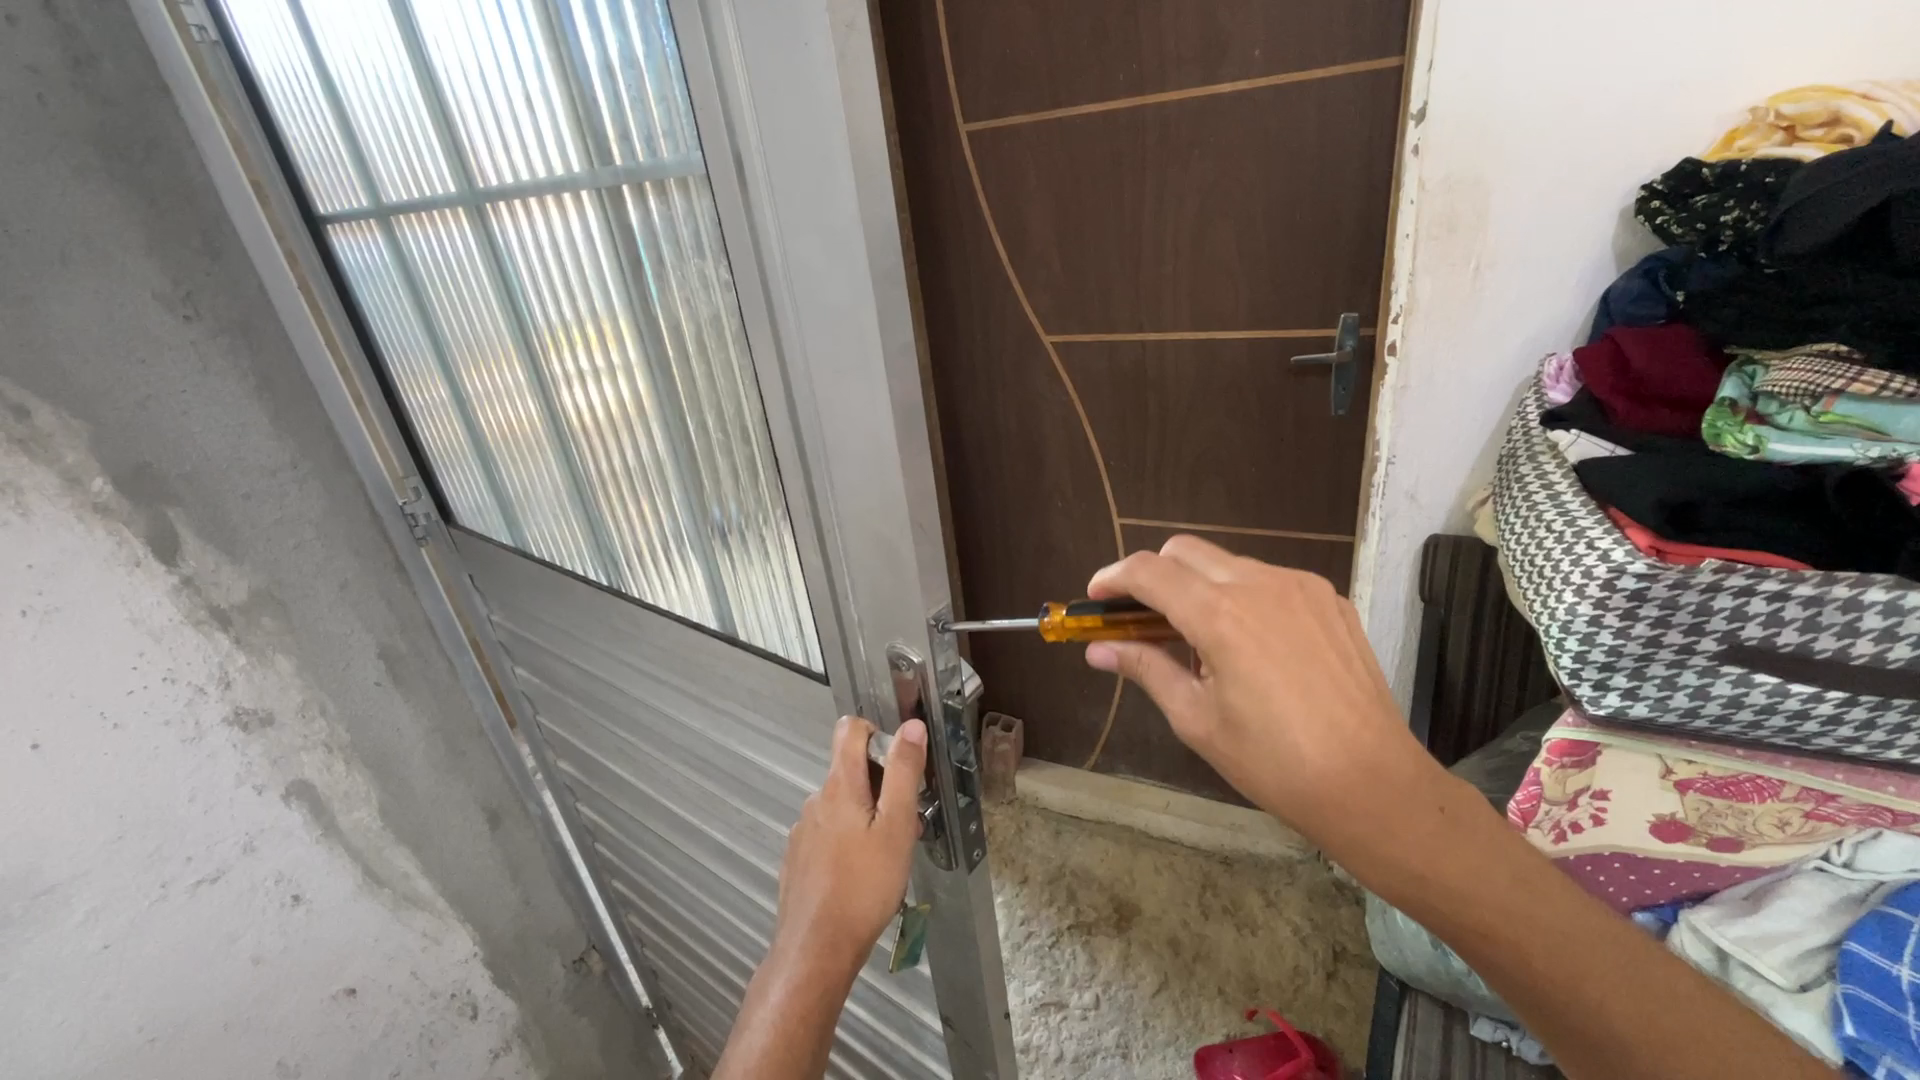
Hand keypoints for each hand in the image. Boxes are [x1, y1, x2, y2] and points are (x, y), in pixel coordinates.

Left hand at [771, 715, 926, 978]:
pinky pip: (827, 835)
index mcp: (839, 786)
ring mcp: (802, 831)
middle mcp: (815, 800)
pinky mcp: (798, 859)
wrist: (816, 948)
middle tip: (906, 826)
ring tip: (888, 858)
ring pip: (841, 807)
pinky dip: (848, 842)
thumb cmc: (865, 886)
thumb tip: (911, 726)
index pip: (850, 730)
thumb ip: (903, 773)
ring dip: (866, 818)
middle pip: (850, 772)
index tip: (900, 762)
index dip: (877, 732)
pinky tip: (861, 877)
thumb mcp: (896, 827)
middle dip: (881, 788)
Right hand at [1082, 534, 1438, 852]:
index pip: (1148, 571)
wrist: (1371, 782)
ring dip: (1198, 585)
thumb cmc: (1273, 762)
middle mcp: (1259, 583)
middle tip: (1140, 619)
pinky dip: (1242, 596)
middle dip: (1152, 575)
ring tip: (1198, 641)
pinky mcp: (1330, 599)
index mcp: (1219, 614)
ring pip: (1228, 562)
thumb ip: (1146, 669)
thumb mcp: (1196, 719)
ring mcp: (1301, 587)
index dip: (1112, 578)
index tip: (1095, 598)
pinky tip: (1250, 646)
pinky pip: (1270, 580)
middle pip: (1184, 551)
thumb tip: (1098, 649)